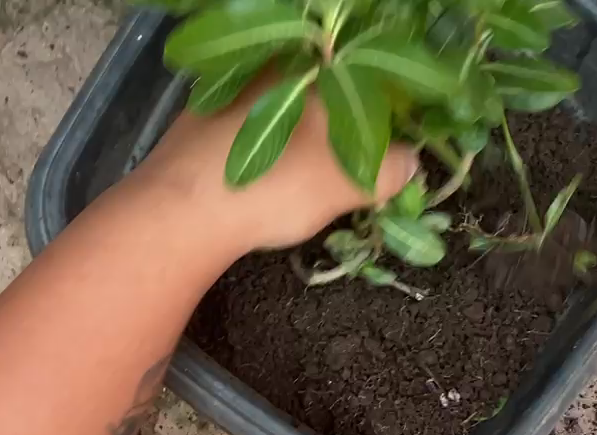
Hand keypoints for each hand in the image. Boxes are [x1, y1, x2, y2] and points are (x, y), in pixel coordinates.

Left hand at [127, 81, 417, 253]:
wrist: (183, 210)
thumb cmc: (274, 187)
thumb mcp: (344, 184)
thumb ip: (384, 170)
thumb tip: (412, 161)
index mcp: (314, 68)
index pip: (363, 76)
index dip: (384, 110)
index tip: (392, 146)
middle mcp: (272, 62)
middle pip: (323, 86)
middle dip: (343, 122)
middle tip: (351, 165)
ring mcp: (231, 85)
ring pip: (283, 103)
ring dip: (302, 133)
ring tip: (310, 174)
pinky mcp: (201, 114)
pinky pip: (250, 121)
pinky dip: (266, 142)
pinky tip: (265, 174)